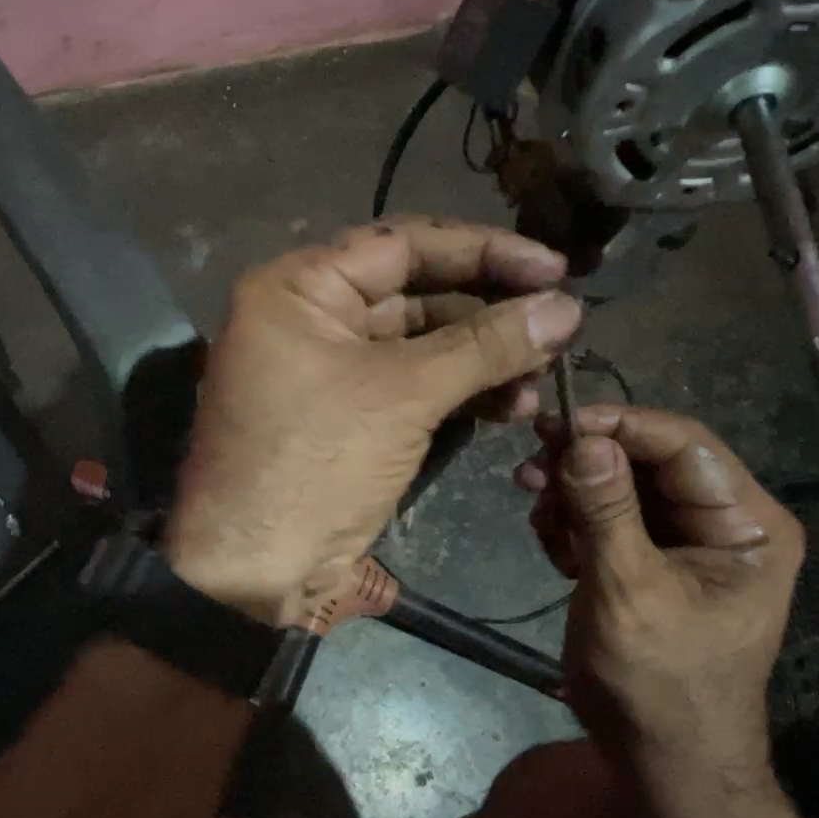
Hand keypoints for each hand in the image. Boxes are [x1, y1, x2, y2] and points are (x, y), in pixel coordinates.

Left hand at [165, 217, 580, 623]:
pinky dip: (456, 394)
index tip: (556, 266)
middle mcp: (304, 320)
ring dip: (481, 360)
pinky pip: (406, 389)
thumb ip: (485, 345)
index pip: (400, 246)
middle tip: (560, 325)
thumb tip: (567, 307)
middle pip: (411, 294)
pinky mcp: (341, 419)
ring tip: (542, 379)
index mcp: (295, 290)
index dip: (483, 251)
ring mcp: (321, 372)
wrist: (251, 571)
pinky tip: (511, 406)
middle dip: (488, 312)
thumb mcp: (402, 396)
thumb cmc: (315, 464)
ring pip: (415, 346)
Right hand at [516, 406, 804, 783]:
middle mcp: (720, 524)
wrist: (659, 757)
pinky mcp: (646, 563)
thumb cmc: (658, 682)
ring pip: (618, 488)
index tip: (554, 425)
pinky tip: (552, 547)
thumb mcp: (628, 593)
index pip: (684, 445)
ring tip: (537, 519)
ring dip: (571, 495)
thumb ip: (606, 513)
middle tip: (528, 471)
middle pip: (646, 462)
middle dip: (585, 465)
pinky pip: (604, 520)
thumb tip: (581, 439)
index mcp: (746, 525)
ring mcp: (681, 544)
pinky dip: (571, 525)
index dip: (619, 426)